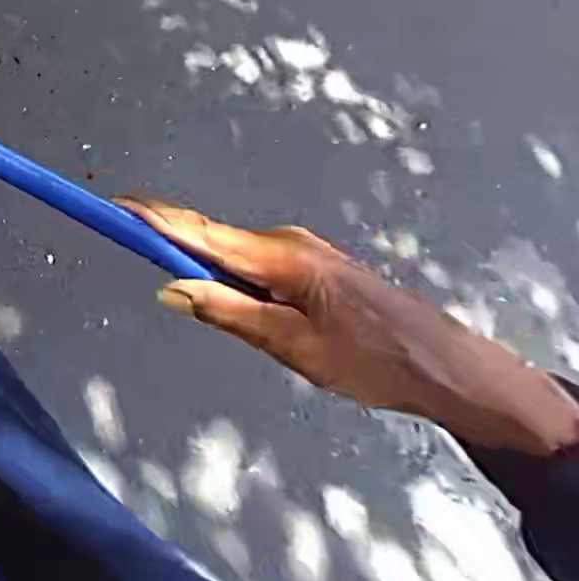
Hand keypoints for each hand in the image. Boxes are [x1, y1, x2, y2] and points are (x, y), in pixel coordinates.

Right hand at [120, 196, 578, 455]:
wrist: (467, 376)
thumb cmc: (377, 362)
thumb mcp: (294, 347)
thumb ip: (226, 312)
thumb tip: (168, 288)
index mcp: (279, 258)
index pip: (197, 231)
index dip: (151, 217)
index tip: (112, 204)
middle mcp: (284, 241)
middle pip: (208, 236)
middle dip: (173, 243)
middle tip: (145, 254)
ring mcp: (299, 248)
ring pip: (230, 250)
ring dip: (207, 266)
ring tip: (220, 305)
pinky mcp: (309, 262)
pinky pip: (250, 259)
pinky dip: (229, 271)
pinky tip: (247, 302)